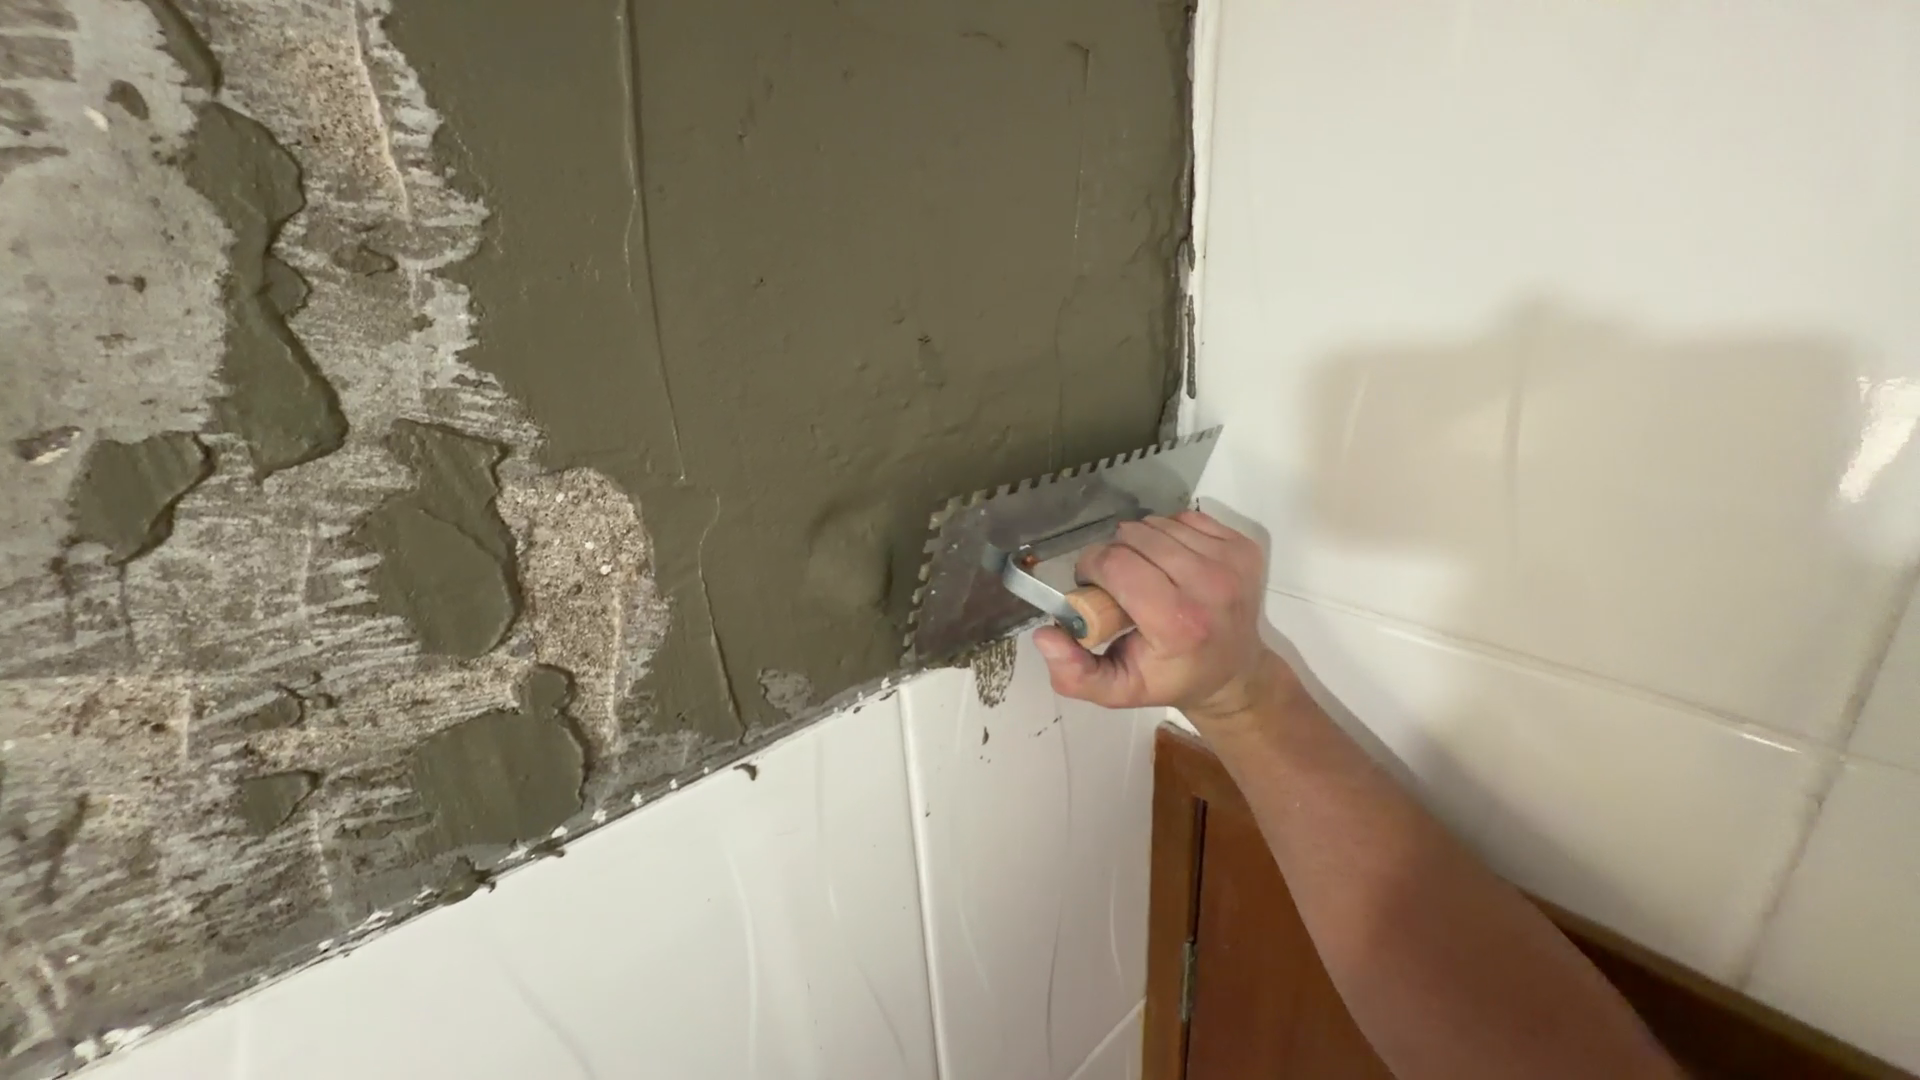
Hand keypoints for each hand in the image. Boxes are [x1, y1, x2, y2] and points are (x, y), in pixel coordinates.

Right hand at [1033, 510, 1285, 723]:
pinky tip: (1172, 563)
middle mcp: (1210, 586)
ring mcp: (1230, 562)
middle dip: (1112, 554)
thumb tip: (1045, 635)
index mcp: (1177, 623)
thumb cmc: (1170, 679)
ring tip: (1145, 573)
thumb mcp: (1117, 690)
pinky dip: (1168, 534)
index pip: (1117, 564)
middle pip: (1134, 538)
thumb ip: (1074, 674)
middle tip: (1115, 582)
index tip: (1091, 586)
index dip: (1092, 567)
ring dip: (1140, 543)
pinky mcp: (1244, 545)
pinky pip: (1184, 518)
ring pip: (1157, 524)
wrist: (1234, 672)